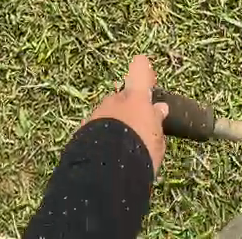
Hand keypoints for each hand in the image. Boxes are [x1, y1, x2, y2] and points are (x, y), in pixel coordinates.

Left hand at [86, 55, 169, 172]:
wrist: (106, 171)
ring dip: (113, 125)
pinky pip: (95, 130)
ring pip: (107, 114)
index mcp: (136, 96)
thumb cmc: (140, 149)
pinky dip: (100, 138)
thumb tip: (159, 108)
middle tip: (136, 129)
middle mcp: (115, 100)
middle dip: (128, 109)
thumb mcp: (157, 137)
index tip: (148, 79)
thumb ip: (156, 120)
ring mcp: (97, 114)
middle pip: (122, 97)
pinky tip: (106, 156)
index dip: (144, 72)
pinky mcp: (82, 131)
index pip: (141, 69)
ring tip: (121, 149)